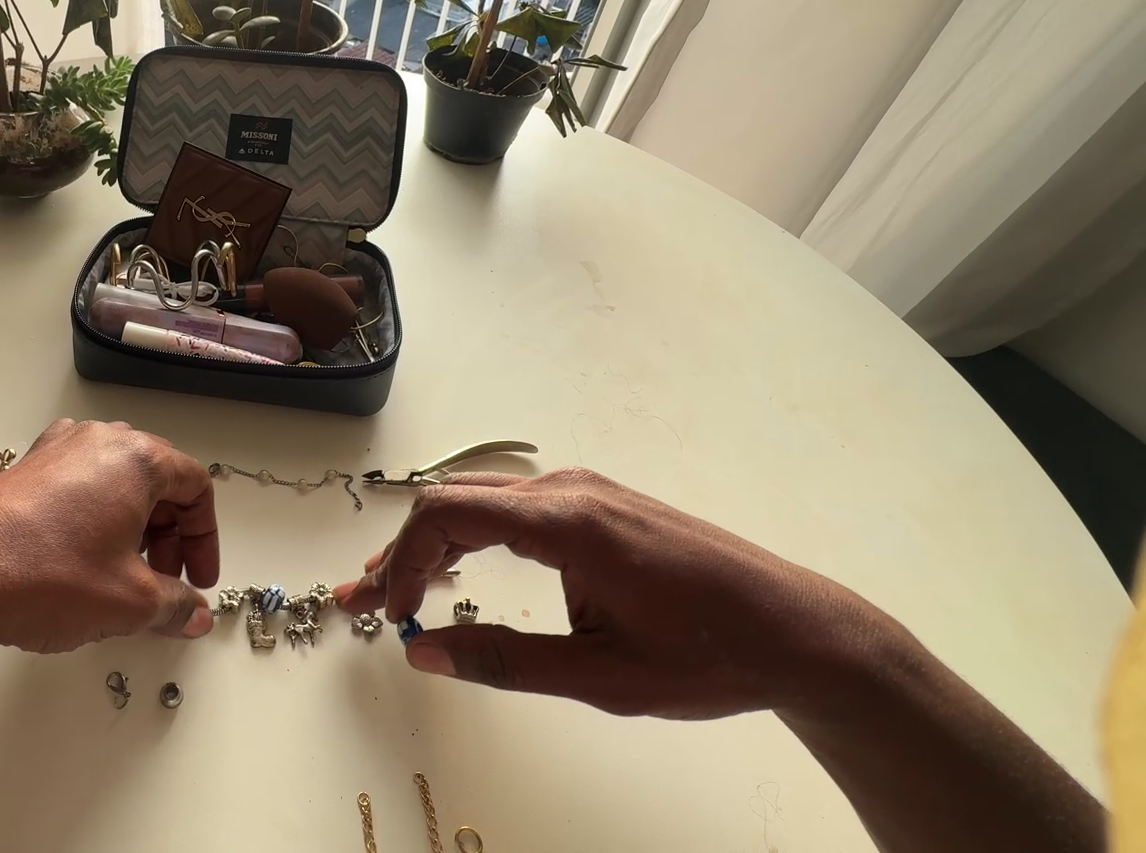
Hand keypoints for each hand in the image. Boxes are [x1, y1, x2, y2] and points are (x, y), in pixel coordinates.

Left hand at [0, 419, 218, 653]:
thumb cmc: (57, 579)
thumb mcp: (130, 601)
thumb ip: (176, 605)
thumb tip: (199, 616)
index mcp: (137, 458)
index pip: (194, 485)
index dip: (205, 537)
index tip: (199, 580)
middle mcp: (99, 439)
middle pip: (156, 479)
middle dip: (169, 533)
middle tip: (163, 580)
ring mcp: (56, 448)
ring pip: (114, 479)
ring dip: (132, 523)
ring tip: (119, 570)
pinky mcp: (23, 466)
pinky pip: (76, 482)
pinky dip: (93, 513)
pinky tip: (76, 552)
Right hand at [335, 468, 900, 718]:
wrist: (801, 630)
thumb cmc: (708, 658)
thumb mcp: (602, 677)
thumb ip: (505, 661)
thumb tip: (422, 652)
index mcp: (565, 522)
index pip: (447, 516)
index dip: (402, 561)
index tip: (393, 615)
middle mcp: (564, 489)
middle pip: (450, 501)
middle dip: (400, 550)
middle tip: (364, 599)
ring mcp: (580, 489)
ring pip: (475, 500)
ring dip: (430, 541)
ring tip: (394, 586)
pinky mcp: (593, 501)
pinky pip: (507, 506)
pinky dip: (468, 535)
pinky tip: (454, 566)